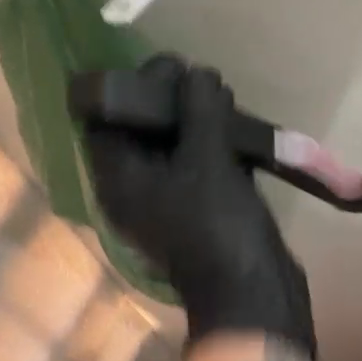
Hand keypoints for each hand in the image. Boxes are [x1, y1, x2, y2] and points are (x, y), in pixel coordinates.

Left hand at [82, 56, 313, 355]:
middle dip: (172, 104)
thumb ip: (200, 111)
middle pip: (141, 133)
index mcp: (118, 177)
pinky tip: (242, 140)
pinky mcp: (201, 220)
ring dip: (198, 128)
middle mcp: (134, 191)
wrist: (254, 293)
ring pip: (174, 154)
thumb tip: (199, 74)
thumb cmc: (221, 226)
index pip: (106, 115)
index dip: (135, 84)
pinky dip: (215, 155)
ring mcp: (169, 208)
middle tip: (206, 84)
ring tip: (228, 106)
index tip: (175, 67)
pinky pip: (199, 175)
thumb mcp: (209, 161)